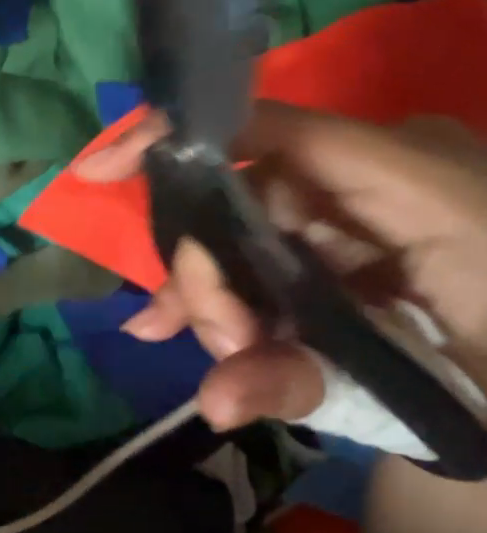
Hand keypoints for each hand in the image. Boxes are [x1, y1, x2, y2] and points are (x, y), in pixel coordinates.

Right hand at [75, 102, 486, 428]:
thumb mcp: (432, 396)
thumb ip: (315, 384)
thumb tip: (210, 402)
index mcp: (434, 190)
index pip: (279, 130)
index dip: (179, 138)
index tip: (97, 173)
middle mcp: (398, 174)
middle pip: (245, 193)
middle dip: (207, 267)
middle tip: (212, 340)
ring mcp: (381, 199)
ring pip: (248, 222)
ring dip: (216, 287)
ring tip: (217, 351)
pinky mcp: (367, 229)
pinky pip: (275, 241)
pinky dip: (241, 288)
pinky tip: (215, 337)